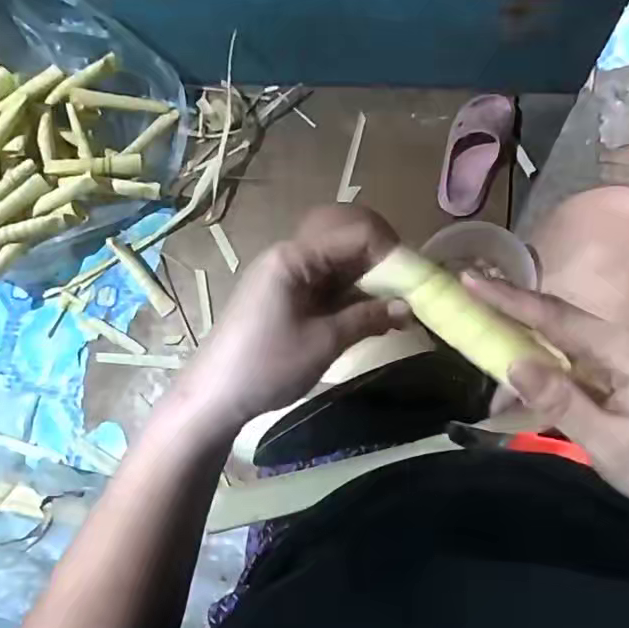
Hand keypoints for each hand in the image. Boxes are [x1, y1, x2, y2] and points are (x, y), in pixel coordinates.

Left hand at [167, 206, 407, 435]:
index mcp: (293, 256)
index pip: (356, 232)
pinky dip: (346, 290)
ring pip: (334, 258)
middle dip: (380, 256)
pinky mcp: (280, 293)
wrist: (213, 395)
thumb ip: (367, 318)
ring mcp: (281, 273)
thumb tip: (407, 308)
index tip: (414, 282)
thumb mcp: (323, 343)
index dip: (391, 251)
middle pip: (344, 236)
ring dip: (365, 275)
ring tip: (392, 303)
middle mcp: (287, 255)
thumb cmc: (266, 366)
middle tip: (404, 286)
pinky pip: (321, 279)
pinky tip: (366, 312)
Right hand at [464, 276, 628, 564]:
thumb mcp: (613, 445)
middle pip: (559, 317)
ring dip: (521, 328)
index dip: (511, 300)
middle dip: (509, 305)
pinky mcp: (624, 371)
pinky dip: (539, 354)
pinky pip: (572, 355)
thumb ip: (562, 402)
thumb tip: (513, 364)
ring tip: (479, 323)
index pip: (560, 319)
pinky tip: (516, 360)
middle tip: (464, 295)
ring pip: (563, 335)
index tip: (471, 281)